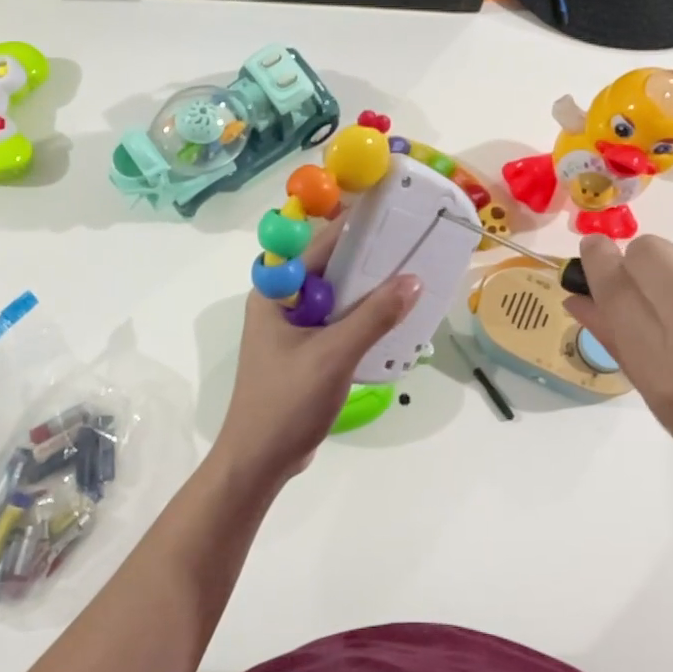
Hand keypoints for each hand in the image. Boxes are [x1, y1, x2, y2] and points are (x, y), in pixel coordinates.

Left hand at [211, 216, 420, 484]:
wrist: (259, 461)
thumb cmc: (287, 402)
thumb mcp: (334, 355)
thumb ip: (374, 317)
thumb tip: (414, 279)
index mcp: (275, 292)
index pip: (317, 245)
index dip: (352, 225)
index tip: (390, 209)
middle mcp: (282, 302)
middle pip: (329, 268)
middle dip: (367, 256)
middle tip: (411, 240)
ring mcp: (293, 328)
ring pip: (336, 296)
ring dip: (368, 289)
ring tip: (411, 273)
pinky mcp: (306, 351)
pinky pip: (338, 322)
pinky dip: (364, 317)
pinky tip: (395, 318)